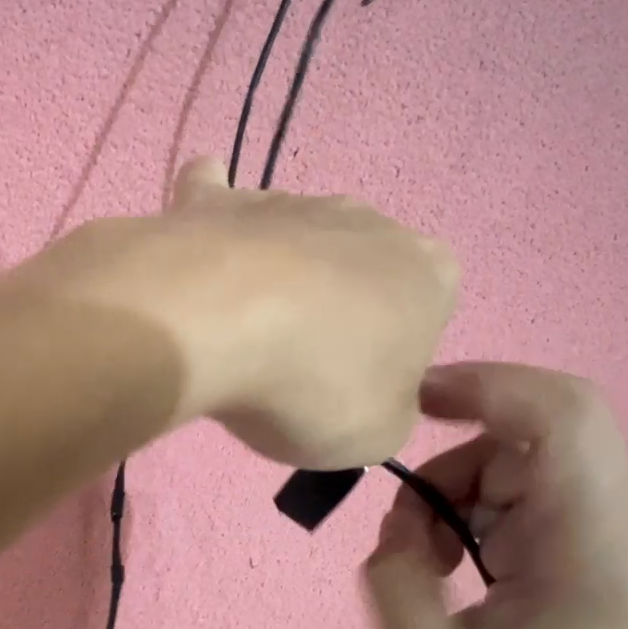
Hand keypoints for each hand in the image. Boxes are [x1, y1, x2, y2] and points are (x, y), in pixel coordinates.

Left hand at [13, 157, 458, 468]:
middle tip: (292, 368)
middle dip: (333, 311)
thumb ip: (391, 411)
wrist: (214, 328)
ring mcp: (288, 203)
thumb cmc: (314, 386)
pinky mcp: (215, 202)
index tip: (354, 388)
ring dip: (275, 277)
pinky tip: (198, 231)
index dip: (394, 353)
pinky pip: (215, 194)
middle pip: (358, 270)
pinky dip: (212, 214)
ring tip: (236, 333)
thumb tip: (379, 398)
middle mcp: (367, 222)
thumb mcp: (378, 434)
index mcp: (428, 273)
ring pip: (291, 240)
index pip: (430, 310)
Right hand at [361, 363, 627, 628]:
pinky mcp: (604, 534)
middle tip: (406, 494)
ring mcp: (620, 526)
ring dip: (462, 480)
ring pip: (530, 447)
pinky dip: (478, 498)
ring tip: (427, 552)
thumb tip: (400, 521)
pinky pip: (532, 477)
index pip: (562, 418)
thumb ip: (393, 580)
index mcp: (593, 550)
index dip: (486, 385)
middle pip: (548, 418)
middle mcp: (623, 522)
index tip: (413, 400)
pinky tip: (457, 555)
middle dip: (462, 438)